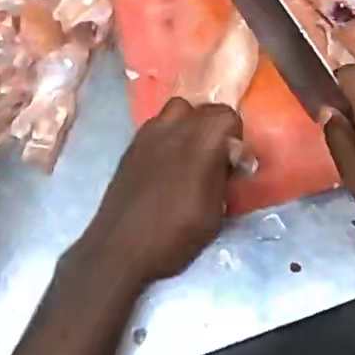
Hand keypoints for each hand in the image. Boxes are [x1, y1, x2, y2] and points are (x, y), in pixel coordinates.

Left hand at [71, 98, 241, 291]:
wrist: (120, 246)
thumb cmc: (174, 234)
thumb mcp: (214, 213)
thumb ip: (224, 177)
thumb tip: (230, 159)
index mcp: (200, 143)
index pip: (226, 115)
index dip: (234, 135)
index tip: (232, 159)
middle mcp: (173, 128)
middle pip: (201, 108)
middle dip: (213, 127)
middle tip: (214, 156)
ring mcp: (147, 133)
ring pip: (176, 109)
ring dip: (188, 125)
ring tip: (188, 155)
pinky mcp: (131, 143)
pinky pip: (156, 125)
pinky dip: (167, 135)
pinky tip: (165, 164)